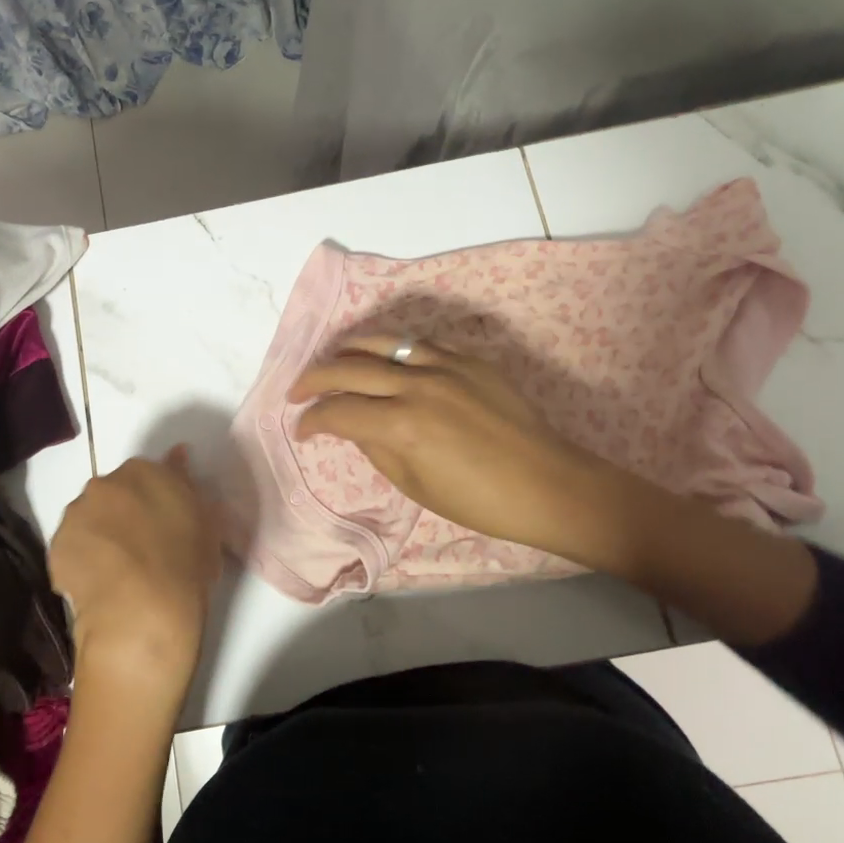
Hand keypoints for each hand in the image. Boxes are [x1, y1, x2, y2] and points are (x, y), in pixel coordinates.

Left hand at [49, 447, 220, 691]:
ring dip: (99, 534)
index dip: (153, 501)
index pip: (147, 476)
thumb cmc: (185, 566)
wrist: (141, 610)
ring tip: (116, 571)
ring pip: (88, 518)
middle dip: (122, 513)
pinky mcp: (56, 546)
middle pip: (113, 494)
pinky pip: (72, 548)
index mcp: (144, 471)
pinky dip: (82, 560)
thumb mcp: (206, 522)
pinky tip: (99, 584)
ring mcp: (76, 514)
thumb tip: (177, 453)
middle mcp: (104, 484)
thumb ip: (187, 484)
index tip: (161, 524)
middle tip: (139, 547)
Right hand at [288, 334, 650, 565]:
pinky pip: (418, 345)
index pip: (338, 411)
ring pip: (381, 342)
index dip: (311, 420)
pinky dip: (392, 350)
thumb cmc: (478, 500)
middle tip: (297, 392)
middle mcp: (417, 385)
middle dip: (313, 380)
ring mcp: (445, 365)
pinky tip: (385, 362)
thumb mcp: (415, 485)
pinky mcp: (468, 359)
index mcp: (401, 424)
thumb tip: (353, 426)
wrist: (546, 484)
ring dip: (348, 352)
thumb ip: (376, 448)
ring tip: (333, 363)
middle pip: (348, 368)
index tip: (302, 430)